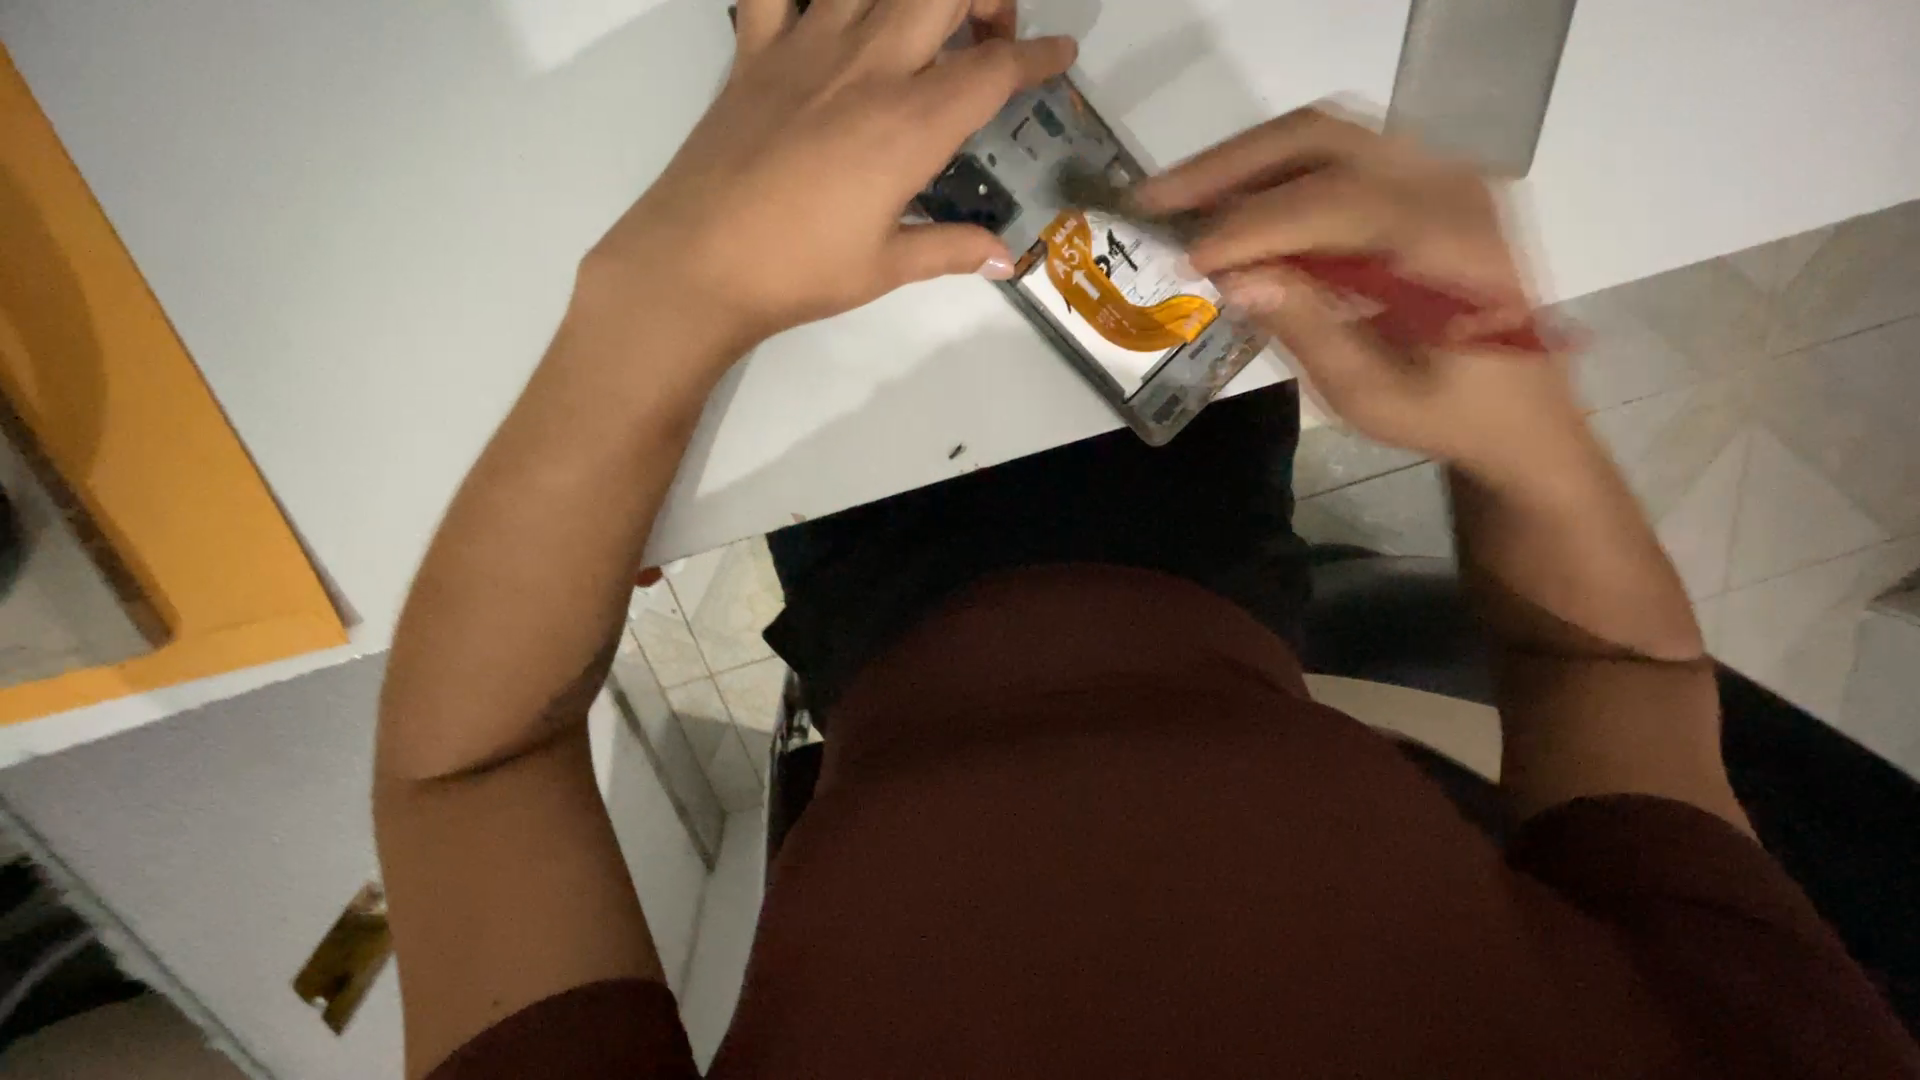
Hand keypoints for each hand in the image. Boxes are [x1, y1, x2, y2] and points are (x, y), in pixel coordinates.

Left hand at [584, 0, 1075, 350]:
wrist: (700, 261)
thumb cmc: (801, 271)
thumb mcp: (888, 267)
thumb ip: (952, 250)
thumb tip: (1006, 259)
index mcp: (910, 125)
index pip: (993, 70)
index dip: (1037, 57)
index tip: (1060, 56)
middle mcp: (868, 66)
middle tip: (989, 35)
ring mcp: (807, 46)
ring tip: (922, 20)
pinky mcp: (755, 49)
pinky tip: (826, 12)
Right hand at [1135, 107, 1586, 484]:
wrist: (1522, 411)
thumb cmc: (1447, 415)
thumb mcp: (1370, 394)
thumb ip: (1307, 329)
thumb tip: (1235, 278)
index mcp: (1446, 243)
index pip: (1329, 204)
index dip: (1247, 226)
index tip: (1185, 260)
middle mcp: (1448, 184)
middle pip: (1320, 139)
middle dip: (1227, 168)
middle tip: (1154, 200)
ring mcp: (1440, 174)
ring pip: (1323, 136)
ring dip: (1242, 164)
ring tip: (1178, 200)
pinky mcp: (1424, 184)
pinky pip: (1337, 156)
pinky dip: (1272, 175)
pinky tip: (1230, 208)